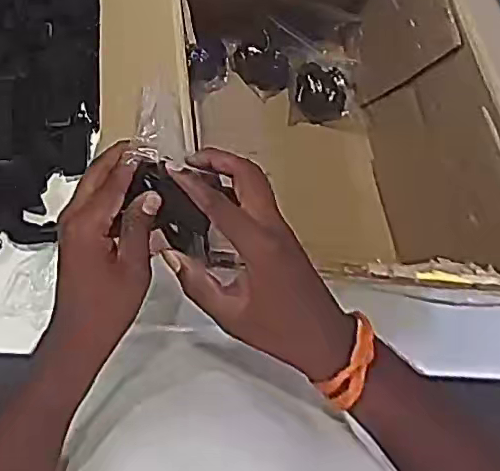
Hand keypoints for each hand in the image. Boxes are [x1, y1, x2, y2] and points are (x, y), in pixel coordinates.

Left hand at [45, 140, 160, 360]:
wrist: (80, 333)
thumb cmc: (103, 310)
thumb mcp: (134, 267)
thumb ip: (140, 227)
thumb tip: (148, 198)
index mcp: (86, 223)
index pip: (111, 183)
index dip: (129, 165)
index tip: (144, 151)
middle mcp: (73, 219)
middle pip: (94, 177)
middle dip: (115, 160)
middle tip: (137, 150)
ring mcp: (71, 226)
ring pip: (91, 188)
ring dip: (111, 175)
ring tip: (136, 168)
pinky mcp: (74, 235)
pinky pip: (90, 204)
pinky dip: (107, 195)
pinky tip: (127, 199)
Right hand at [163, 148, 354, 379]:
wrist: (328, 342)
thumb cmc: (285, 331)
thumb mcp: (231, 314)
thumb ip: (195, 283)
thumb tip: (171, 255)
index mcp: (259, 246)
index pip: (219, 202)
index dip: (191, 183)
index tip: (173, 171)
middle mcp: (272, 228)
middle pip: (247, 173)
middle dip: (217, 157)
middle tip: (190, 159)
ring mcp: (280, 228)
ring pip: (255, 179)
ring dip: (228, 167)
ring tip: (200, 170)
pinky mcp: (281, 232)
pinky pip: (258, 194)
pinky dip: (236, 182)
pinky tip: (218, 194)